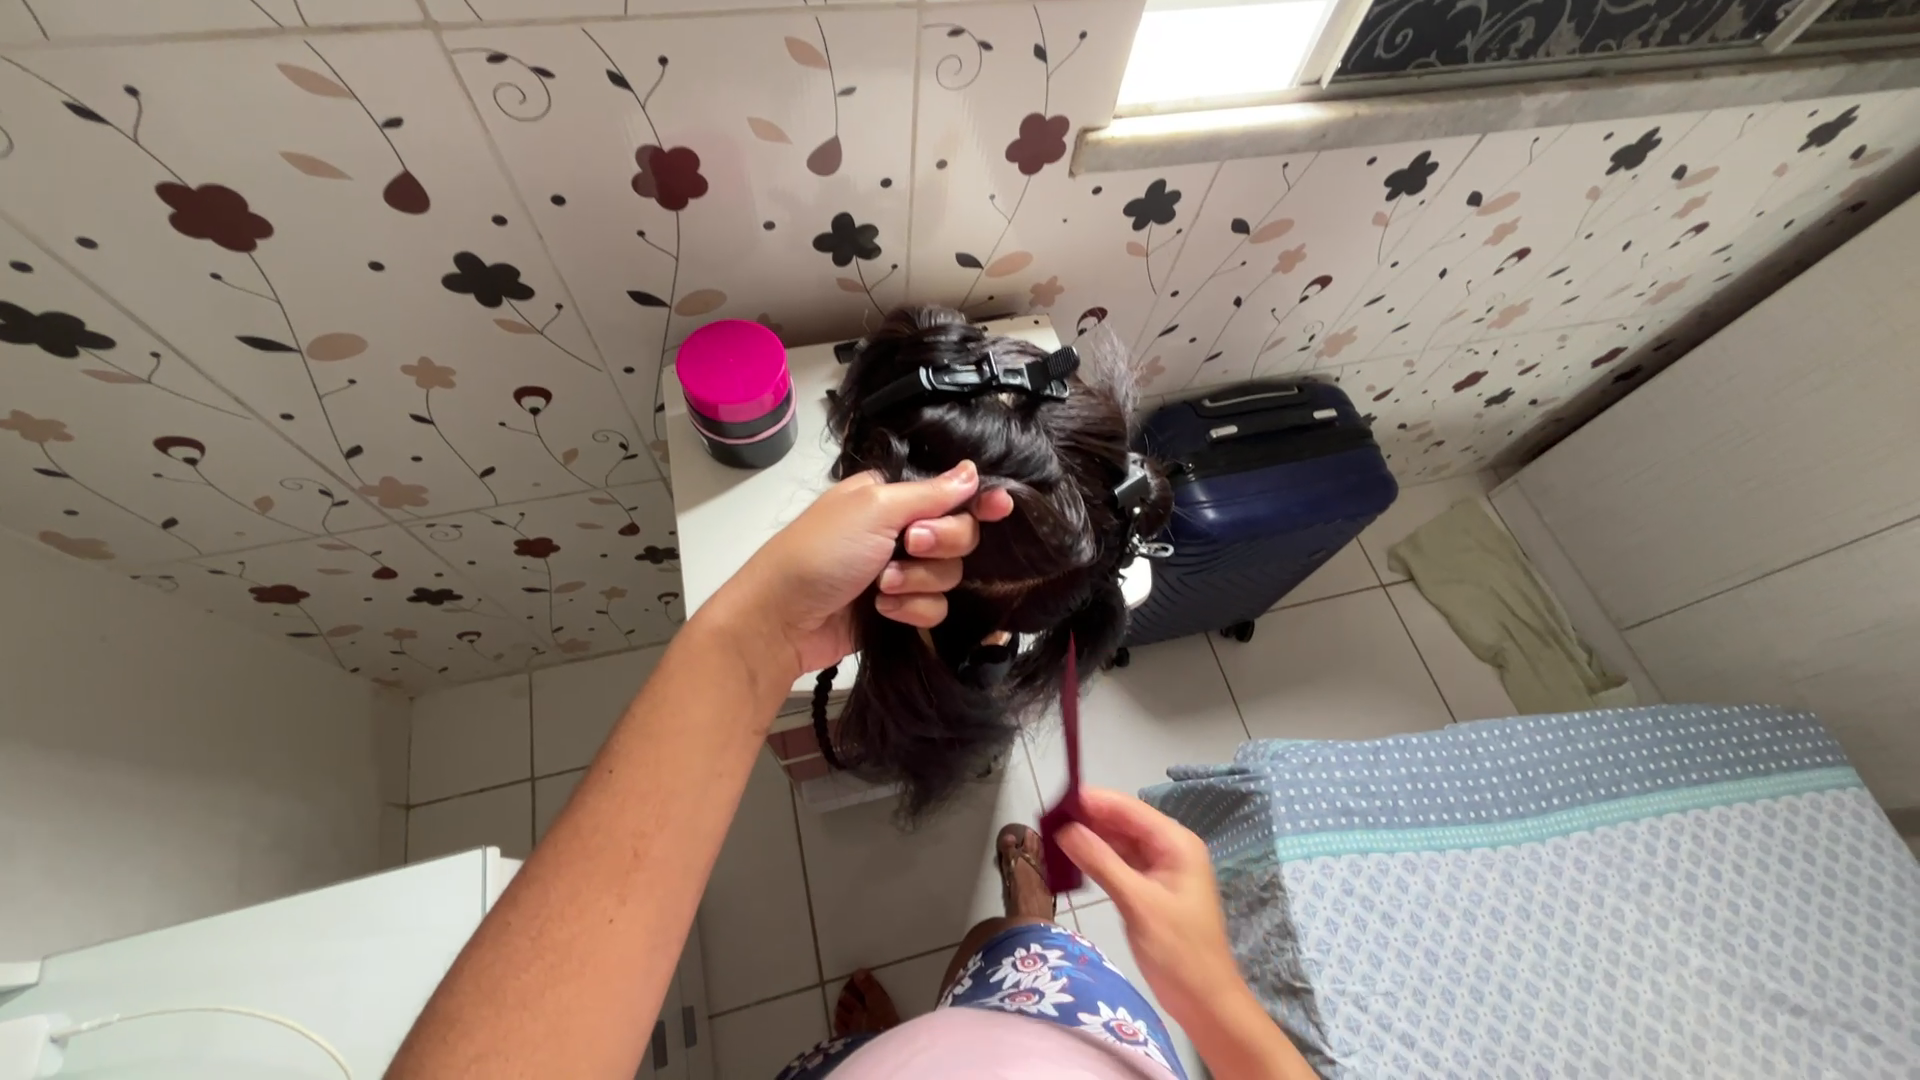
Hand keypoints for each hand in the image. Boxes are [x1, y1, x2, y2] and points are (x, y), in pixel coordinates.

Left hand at [710, 460, 1014, 677]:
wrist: (781, 620)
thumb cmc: (821, 552)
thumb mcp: (874, 509)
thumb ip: (930, 494)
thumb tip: (973, 471)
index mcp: (892, 496)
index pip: (950, 493)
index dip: (978, 501)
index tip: (999, 507)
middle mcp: (899, 530)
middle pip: (959, 535)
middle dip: (939, 545)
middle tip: (909, 546)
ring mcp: (899, 571)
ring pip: (949, 575)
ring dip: (918, 582)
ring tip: (881, 587)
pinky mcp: (898, 609)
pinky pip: (934, 608)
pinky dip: (911, 610)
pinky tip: (883, 611)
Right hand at [1056, 788, 1243, 1025]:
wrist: (1206, 1002)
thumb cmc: (1178, 951)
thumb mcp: (1137, 903)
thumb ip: (1100, 861)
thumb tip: (1064, 829)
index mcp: (1176, 842)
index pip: (1129, 808)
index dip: (1094, 801)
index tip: (1058, 800)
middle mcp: (1170, 847)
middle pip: (1124, 821)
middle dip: (1089, 818)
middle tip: (1048, 819)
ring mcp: (1162, 866)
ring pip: (1120, 840)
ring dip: (1091, 837)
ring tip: (1054, 835)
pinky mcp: (1152, 886)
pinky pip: (1122, 860)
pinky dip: (1099, 857)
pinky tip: (1074, 858)